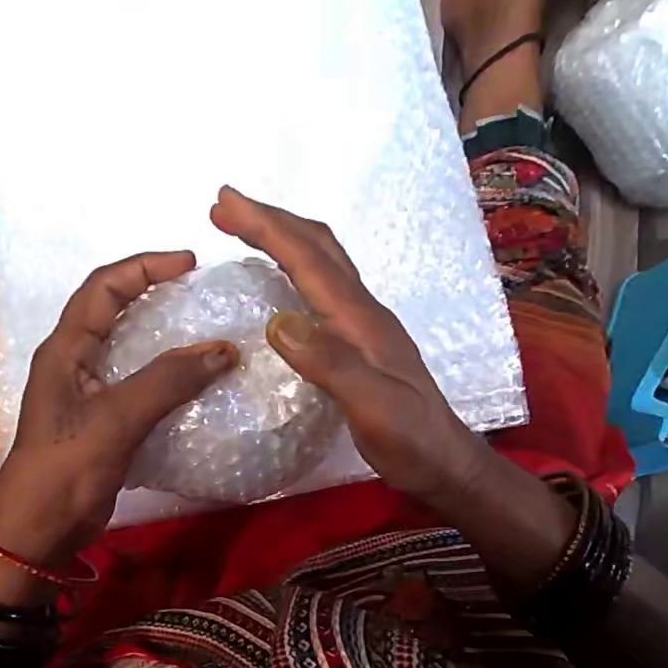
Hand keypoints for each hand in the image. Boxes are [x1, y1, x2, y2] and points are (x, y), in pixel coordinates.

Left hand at [0, 251, 237, 568]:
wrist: (40, 531)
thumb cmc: (66, 468)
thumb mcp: (116, 418)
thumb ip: (168, 381)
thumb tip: (224, 349)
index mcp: (66, 349)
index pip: (103, 288)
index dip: (144, 267)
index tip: (190, 264)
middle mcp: (75, 364)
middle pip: (115, 314)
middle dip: (155, 297)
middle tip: (200, 296)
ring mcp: (89, 396)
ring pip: (131, 353)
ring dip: (166, 342)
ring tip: (207, 338)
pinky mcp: (104, 425)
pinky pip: (140, 389)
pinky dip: (168, 382)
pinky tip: (196, 388)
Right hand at [209, 186, 490, 501]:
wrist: (445, 462)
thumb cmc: (410, 440)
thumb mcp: (373, 407)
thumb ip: (331, 364)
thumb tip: (279, 322)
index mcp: (361, 320)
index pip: (309, 261)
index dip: (266, 228)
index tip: (223, 204)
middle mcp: (364, 313)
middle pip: (318, 249)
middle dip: (271, 221)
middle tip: (225, 207)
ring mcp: (366, 328)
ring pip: (323, 266)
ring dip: (284, 240)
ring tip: (248, 231)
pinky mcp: (362, 345)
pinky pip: (323, 292)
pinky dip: (296, 272)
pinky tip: (283, 287)